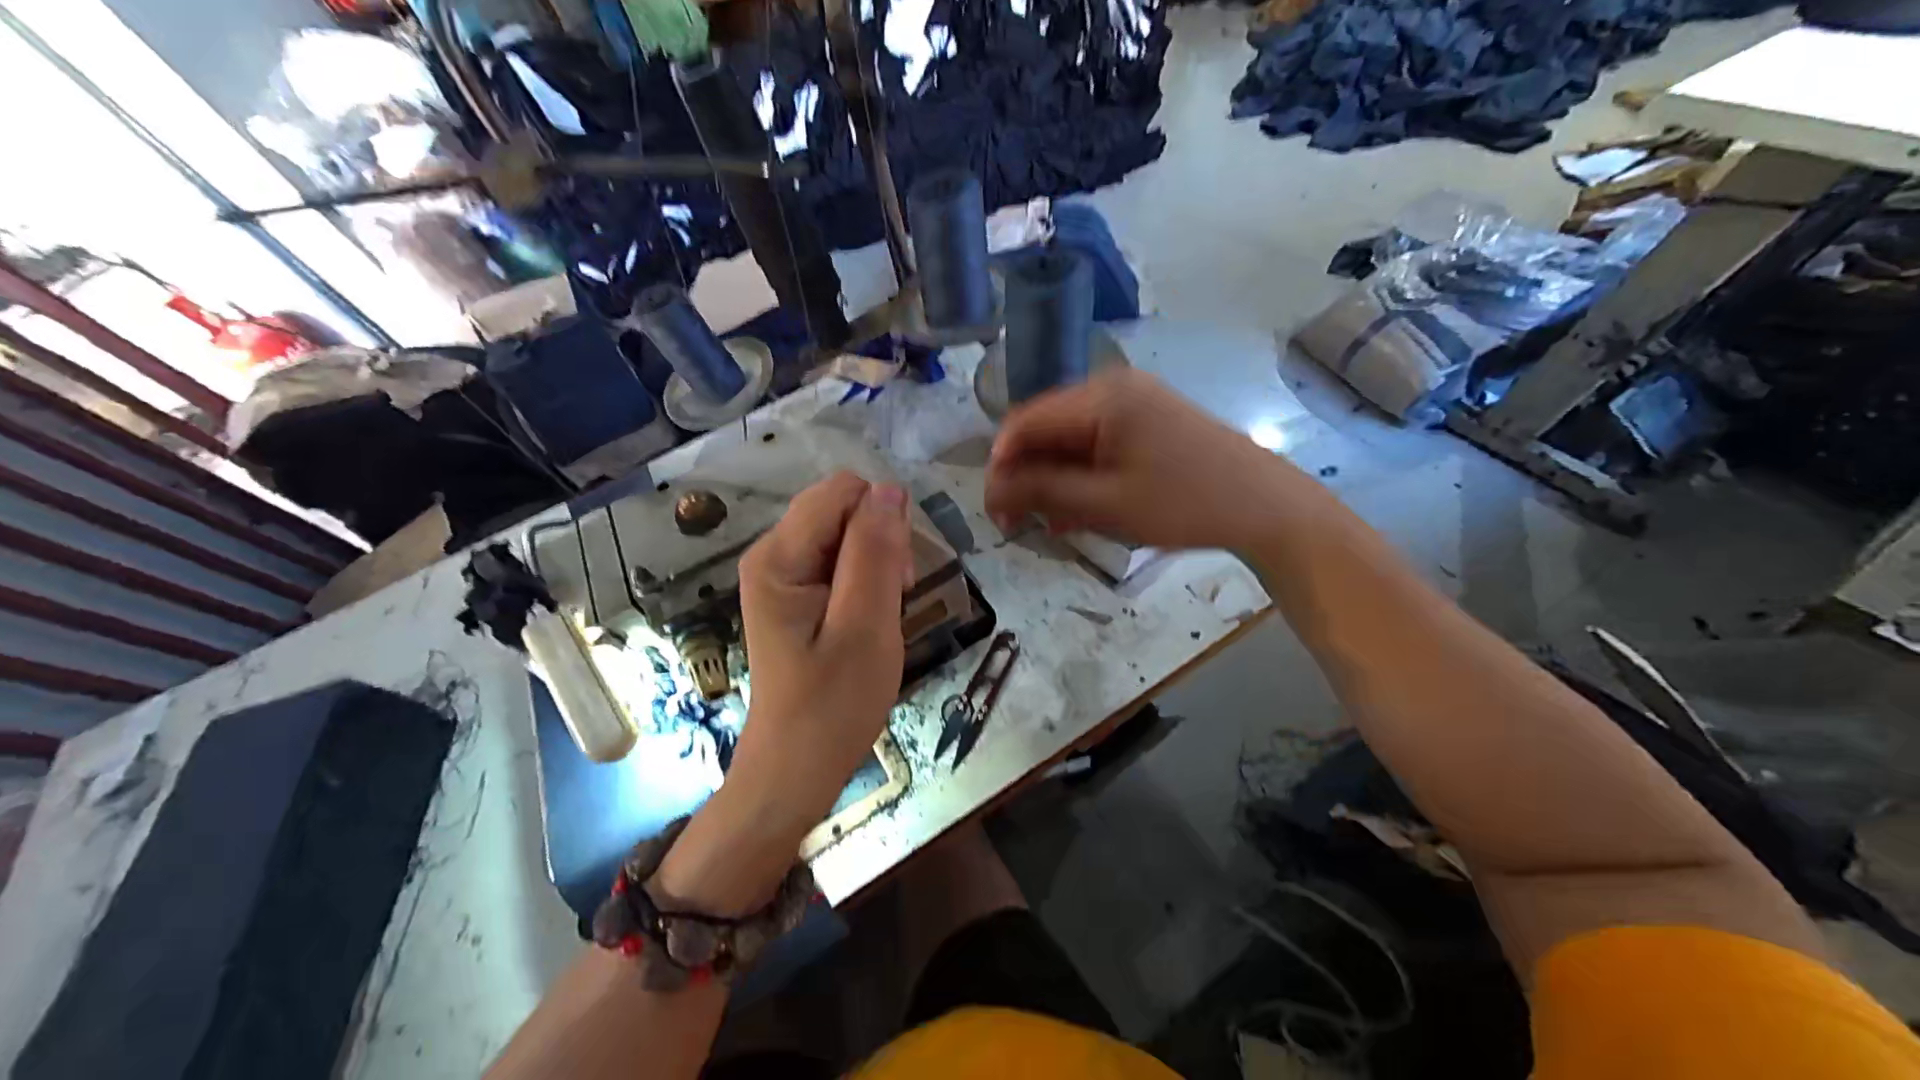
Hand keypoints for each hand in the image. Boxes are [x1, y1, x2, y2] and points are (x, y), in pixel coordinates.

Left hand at [655, 473, 909, 913]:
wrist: (797, 769)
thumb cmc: (833, 706)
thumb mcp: (865, 627)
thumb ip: (875, 553)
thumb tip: (889, 489)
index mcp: (778, 556)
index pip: (842, 492)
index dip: (882, 520)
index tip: (898, 574)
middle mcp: (771, 553)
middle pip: (842, 508)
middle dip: (880, 541)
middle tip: (893, 599)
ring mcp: (780, 574)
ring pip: (846, 533)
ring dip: (877, 563)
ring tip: (883, 614)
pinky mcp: (793, 594)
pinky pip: (840, 560)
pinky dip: (866, 580)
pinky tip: (870, 618)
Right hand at [985, 369, 1308, 550]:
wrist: (1266, 507)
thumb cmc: (1184, 503)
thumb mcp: (1105, 503)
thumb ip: (1041, 492)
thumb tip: (990, 490)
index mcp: (1101, 397)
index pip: (1025, 422)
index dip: (1001, 465)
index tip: (994, 510)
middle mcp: (1112, 388)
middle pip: (1046, 430)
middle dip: (1027, 477)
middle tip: (1018, 524)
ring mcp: (1134, 404)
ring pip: (1069, 441)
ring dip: (1053, 481)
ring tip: (1051, 526)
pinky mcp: (1148, 422)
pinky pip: (1097, 446)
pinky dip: (1081, 477)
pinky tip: (1079, 512)